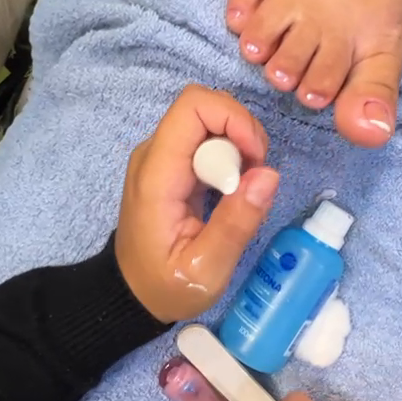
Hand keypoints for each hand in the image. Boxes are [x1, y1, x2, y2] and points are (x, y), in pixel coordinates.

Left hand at [116, 86, 279, 321]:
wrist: (132, 293)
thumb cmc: (166, 286)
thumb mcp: (207, 270)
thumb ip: (236, 223)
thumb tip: (269, 174)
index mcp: (157, 174)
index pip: (193, 106)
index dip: (234, 118)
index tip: (256, 159)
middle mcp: (154, 154)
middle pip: (203, 106)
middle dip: (241, 129)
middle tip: (256, 174)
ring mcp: (160, 156)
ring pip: (207, 119)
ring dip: (238, 141)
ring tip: (245, 185)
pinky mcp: (171, 163)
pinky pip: (204, 138)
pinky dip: (229, 153)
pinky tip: (233, 187)